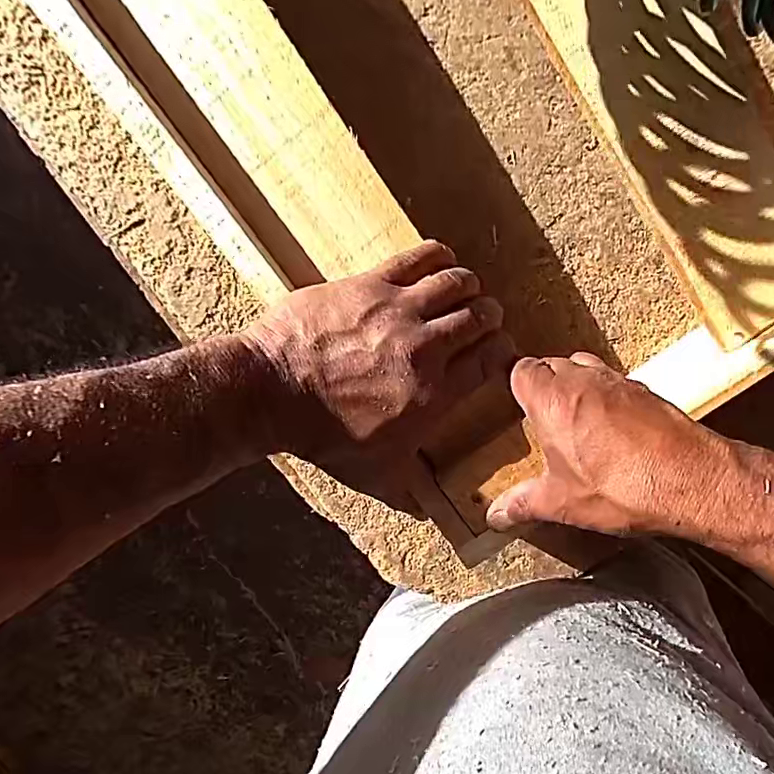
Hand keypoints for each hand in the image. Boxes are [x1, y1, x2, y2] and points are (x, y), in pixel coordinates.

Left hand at [240, 242, 514, 511]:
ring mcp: (399, 312)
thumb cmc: (322, 437)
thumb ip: (407, 493)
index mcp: (434, 394)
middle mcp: (426, 349)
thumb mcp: (373, 475)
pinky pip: (420, 259)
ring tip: (468, 290)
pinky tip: (442, 260)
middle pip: (480, 318)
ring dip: (469, 286)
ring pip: (457, 284)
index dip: (504, 351)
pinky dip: (439, 257)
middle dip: (490, 316)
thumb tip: (426, 515)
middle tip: (486, 318)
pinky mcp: (371, 285)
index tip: (502, 350)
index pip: (491, 360)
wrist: (269, 393)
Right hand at [486, 353, 740, 535]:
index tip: (517, 406)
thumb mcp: (564, 503)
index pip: (522, 370)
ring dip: (578, 389)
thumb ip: (524, 504)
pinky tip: (613, 433)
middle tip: (544, 420)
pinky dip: (608, 400)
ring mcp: (620, 381)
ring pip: (587, 369)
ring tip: (576, 425)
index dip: (518, 387)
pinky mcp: (648, 392)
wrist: (693, 480)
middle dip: (546, 387)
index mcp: (554, 399)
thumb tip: (497, 513)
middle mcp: (585, 379)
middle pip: (554, 364)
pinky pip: (616, 385)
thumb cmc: (626, 486)